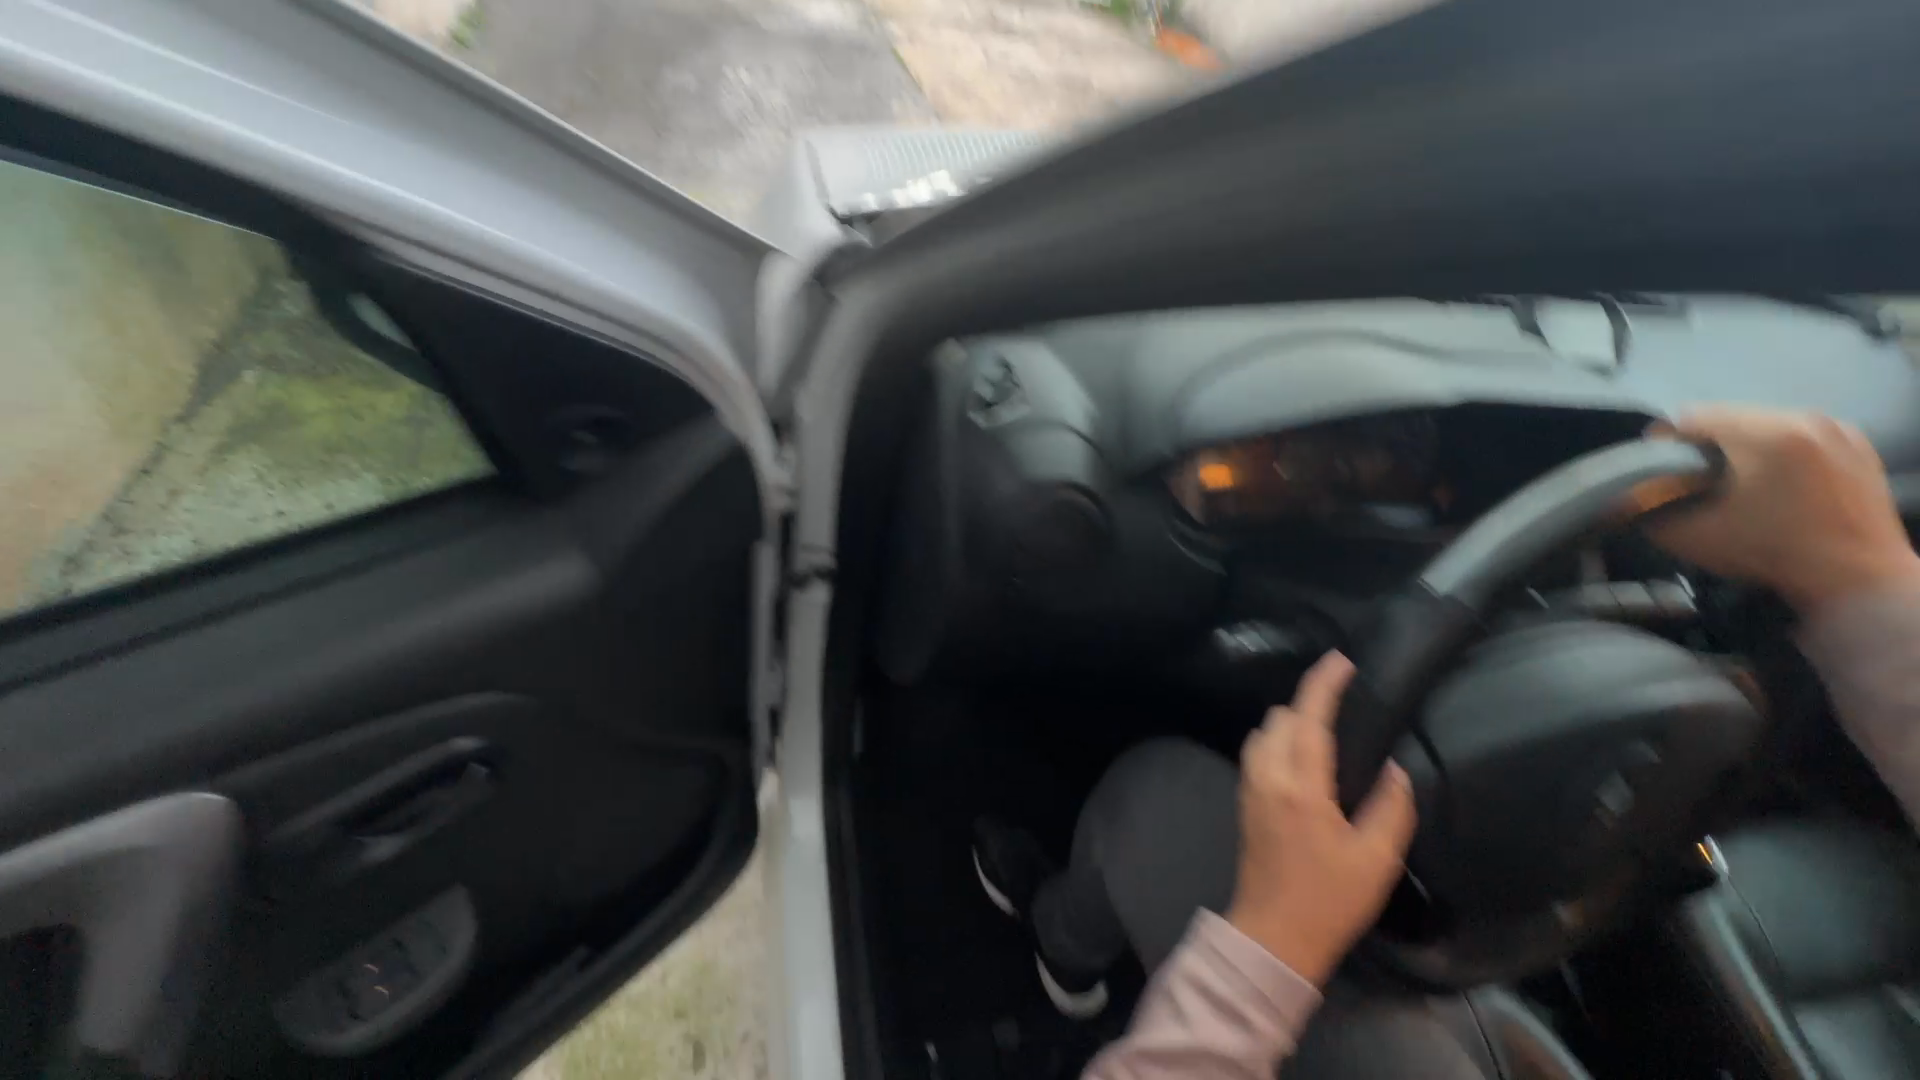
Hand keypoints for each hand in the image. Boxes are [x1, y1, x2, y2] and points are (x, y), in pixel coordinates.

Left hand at [1225, 652, 1416, 985]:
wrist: (1273, 935)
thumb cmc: (1329, 899)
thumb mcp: (1376, 859)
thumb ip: (1390, 807)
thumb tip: (1395, 768)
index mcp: (1300, 785)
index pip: (1308, 718)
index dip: (1323, 683)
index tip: (1341, 661)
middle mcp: (1267, 776)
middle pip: (1280, 718)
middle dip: (1309, 702)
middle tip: (1344, 704)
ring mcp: (1250, 788)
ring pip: (1263, 733)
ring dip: (1290, 722)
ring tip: (1325, 728)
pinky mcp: (1244, 802)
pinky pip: (1258, 753)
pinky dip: (1278, 741)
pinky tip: (1302, 757)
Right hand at [1647, 407, 1919, 615]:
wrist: (1855, 578)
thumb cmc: (1768, 553)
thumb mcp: (1687, 535)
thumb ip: (1644, 508)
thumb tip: (1618, 495)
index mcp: (1765, 434)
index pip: (1689, 417)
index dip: (1663, 444)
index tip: (1657, 472)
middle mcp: (1804, 419)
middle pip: (1727, 415)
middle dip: (1702, 444)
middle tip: (1691, 479)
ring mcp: (1837, 428)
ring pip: (1761, 421)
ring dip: (1737, 446)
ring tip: (1732, 481)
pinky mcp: (1856, 443)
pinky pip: (1794, 432)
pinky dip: (1773, 450)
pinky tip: (1770, 482)